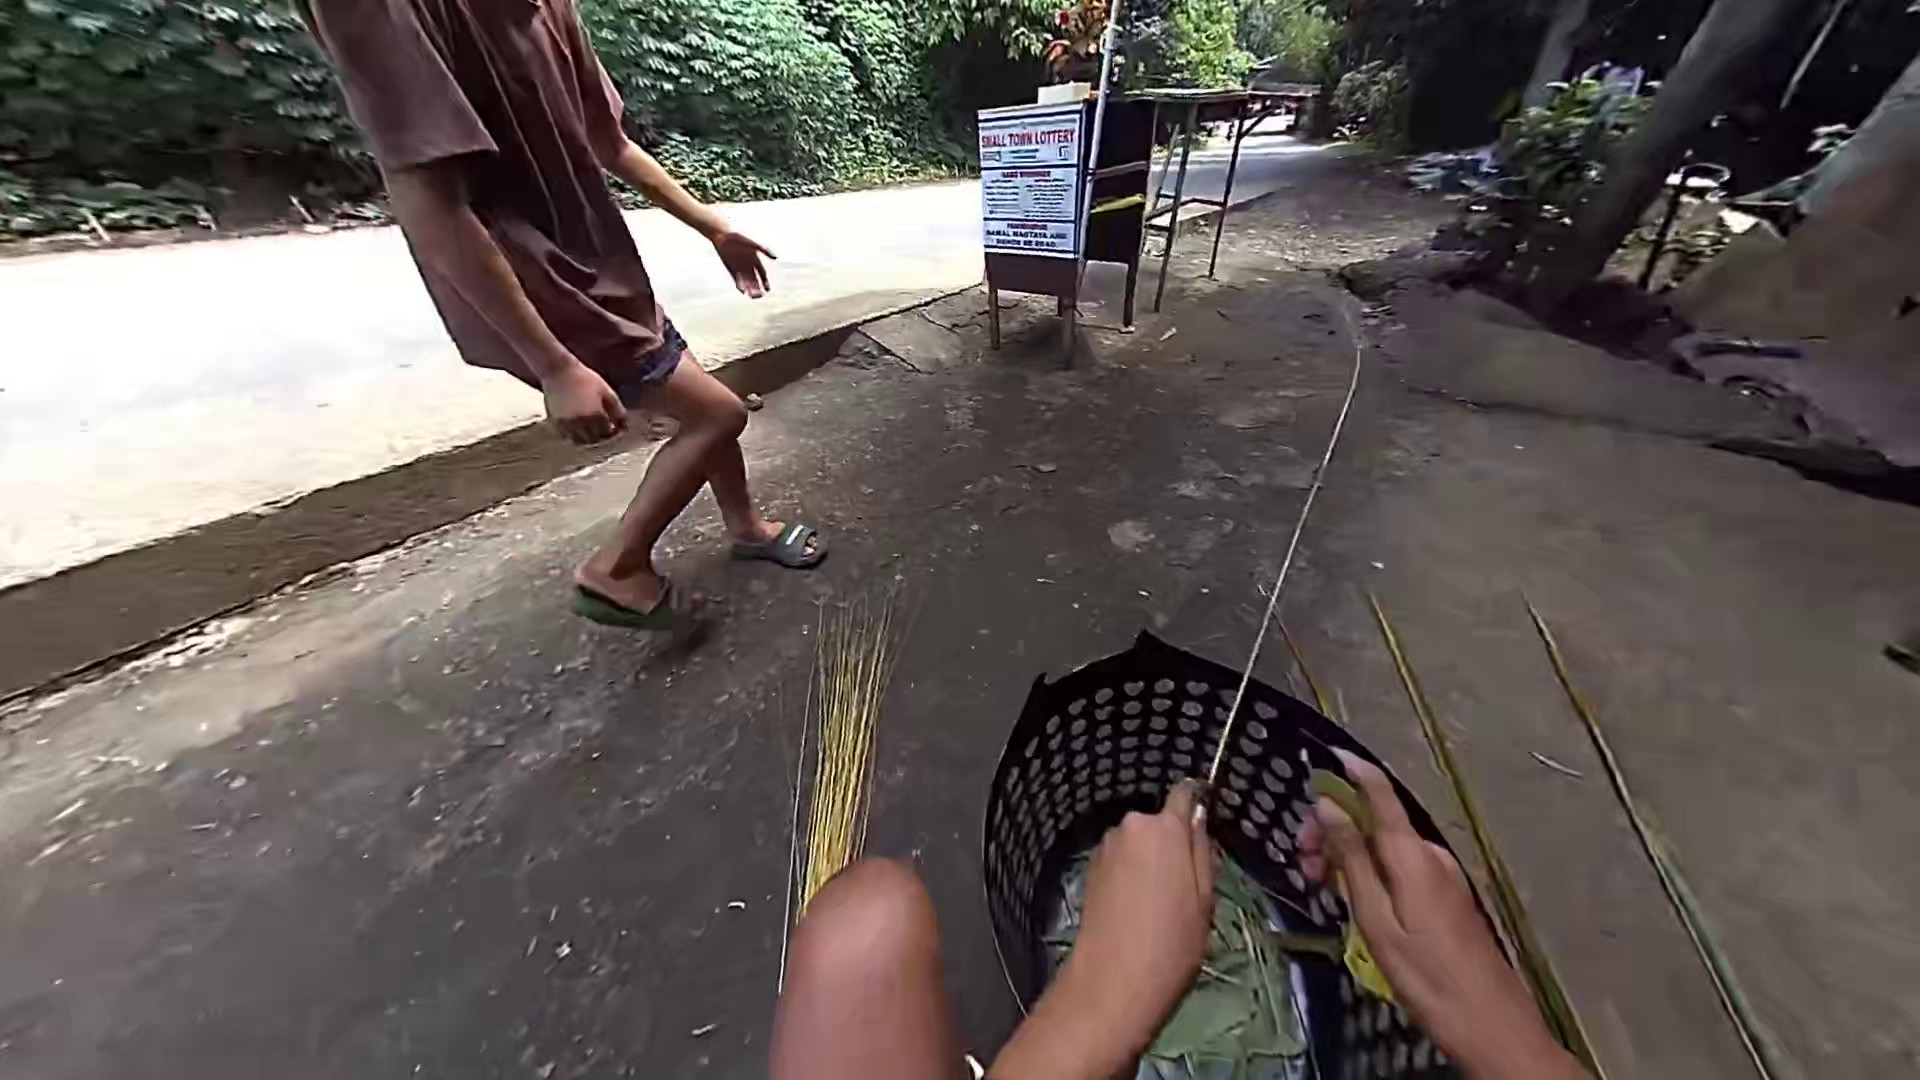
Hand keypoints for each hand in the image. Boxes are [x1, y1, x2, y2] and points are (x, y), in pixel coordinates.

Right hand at [542, 362, 626, 444]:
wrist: (558, 369)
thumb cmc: (585, 378)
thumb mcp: (607, 392)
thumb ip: (618, 410)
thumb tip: (624, 426)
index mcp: (596, 415)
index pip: (608, 434)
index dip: (613, 433)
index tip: (614, 428)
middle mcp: (580, 422)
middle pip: (594, 440)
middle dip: (601, 437)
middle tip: (605, 430)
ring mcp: (566, 422)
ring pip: (579, 441)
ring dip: (587, 439)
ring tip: (592, 430)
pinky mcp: (555, 420)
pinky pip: (566, 436)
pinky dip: (574, 436)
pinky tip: (579, 428)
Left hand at [711, 227, 775, 297]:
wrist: (722, 234)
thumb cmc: (738, 238)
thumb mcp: (753, 244)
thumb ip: (765, 251)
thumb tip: (776, 258)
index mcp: (755, 259)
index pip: (762, 274)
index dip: (766, 282)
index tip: (768, 289)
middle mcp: (748, 265)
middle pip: (755, 280)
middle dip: (759, 289)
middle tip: (761, 296)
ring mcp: (740, 267)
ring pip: (747, 282)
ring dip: (750, 290)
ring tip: (753, 297)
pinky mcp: (731, 268)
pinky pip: (737, 280)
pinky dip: (740, 286)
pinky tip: (743, 292)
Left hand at [1061, 780, 1217, 1049]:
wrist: (1114, 975)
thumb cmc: (1172, 941)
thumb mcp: (1205, 899)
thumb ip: (1202, 851)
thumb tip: (1198, 818)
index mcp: (1164, 828)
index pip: (1183, 794)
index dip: (1195, 800)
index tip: (1203, 812)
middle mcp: (1132, 824)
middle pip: (1159, 823)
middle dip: (1171, 842)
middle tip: (1183, 883)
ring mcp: (1108, 842)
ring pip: (1138, 840)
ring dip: (1148, 857)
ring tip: (1156, 900)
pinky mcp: (1091, 861)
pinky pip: (1120, 855)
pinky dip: (1129, 869)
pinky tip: (1132, 902)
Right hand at [1300, 751, 1586, 1079]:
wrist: (1498, 1036)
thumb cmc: (1427, 977)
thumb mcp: (1375, 917)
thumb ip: (1351, 857)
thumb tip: (1327, 805)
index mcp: (1412, 856)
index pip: (1380, 794)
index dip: (1354, 769)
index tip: (1328, 753)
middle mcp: (1429, 856)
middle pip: (1373, 822)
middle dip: (1332, 829)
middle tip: (1304, 859)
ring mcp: (1441, 875)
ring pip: (1381, 845)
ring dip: (1346, 853)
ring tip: (1321, 884)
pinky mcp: (1445, 896)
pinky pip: (1397, 865)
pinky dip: (1367, 869)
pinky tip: (1351, 894)